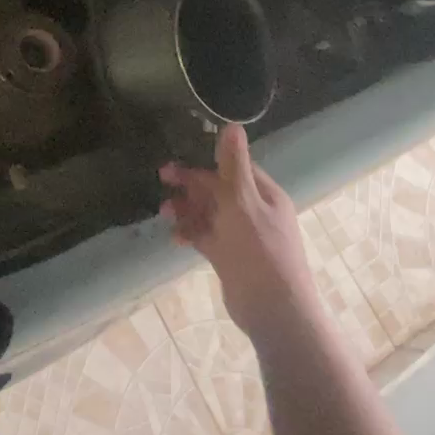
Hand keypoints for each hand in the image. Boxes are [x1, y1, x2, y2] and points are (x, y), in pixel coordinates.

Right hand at [159, 124, 316, 337]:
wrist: (273, 310)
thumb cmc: (259, 250)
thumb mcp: (243, 202)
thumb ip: (233, 165)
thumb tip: (233, 124)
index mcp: (264, 195)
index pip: (232, 168)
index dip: (204, 163)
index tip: (178, 161)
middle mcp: (255, 212)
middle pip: (218, 189)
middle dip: (190, 185)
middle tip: (162, 180)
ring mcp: (242, 236)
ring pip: (209, 213)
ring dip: (187, 209)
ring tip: (165, 213)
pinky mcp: (230, 257)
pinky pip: (206, 236)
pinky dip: (191, 233)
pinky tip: (176, 237)